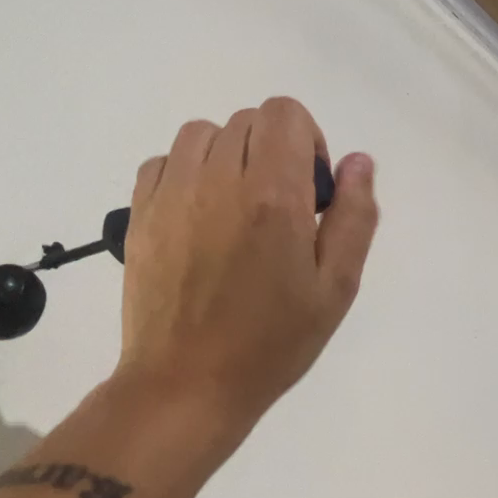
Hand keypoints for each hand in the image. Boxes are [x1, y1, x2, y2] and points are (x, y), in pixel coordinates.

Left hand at [113, 97, 377, 441]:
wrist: (188, 384)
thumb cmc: (273, 342)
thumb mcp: (337, 288)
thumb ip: (355, 217)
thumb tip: (357, 161)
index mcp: (274, 196)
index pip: (285, 113)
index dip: (307, 140)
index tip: (310, 189)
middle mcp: (220, 180)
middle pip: (248, 121)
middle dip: (273, 151)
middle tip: (280, 210)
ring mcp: (172, 194)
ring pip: (203, 133)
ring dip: (229, 156)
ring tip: (238, 209)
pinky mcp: (139, 213)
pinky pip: (164, 161)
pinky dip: (188, 173)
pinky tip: (201, 217)